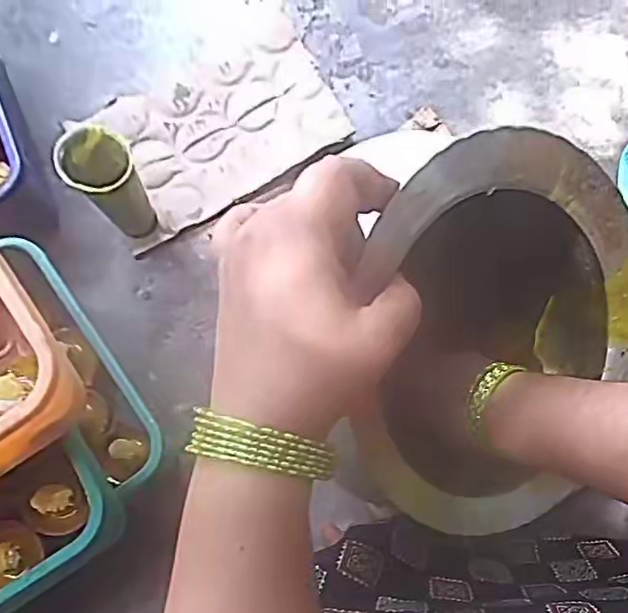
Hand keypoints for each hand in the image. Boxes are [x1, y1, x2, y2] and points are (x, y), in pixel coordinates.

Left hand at [209, 157, 422, 440]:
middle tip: (372, 267)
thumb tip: (393, 280)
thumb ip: (404, 295)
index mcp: (297, 227)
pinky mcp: (223, 274)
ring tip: (333, 278)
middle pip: (313, 195)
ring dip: (317, 234)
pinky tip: (292, 272)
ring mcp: (233, 247)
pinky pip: (256, 233)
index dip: (377, 181)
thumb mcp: (382, 339)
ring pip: (286, 213)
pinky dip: (282, 241)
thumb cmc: (318, 376)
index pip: (340, 173)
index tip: (399, 210)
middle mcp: (258, 223)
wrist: (258, 423)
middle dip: (350, 220)